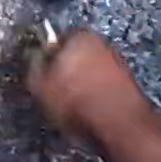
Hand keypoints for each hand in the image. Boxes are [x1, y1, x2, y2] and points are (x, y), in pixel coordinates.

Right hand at [27, 29, 149, 141]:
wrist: (118, 125)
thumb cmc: (75, 100)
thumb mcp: (39, 86)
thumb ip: (32, 67)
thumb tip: (32, 59)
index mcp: (79, 36)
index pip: (55, 40)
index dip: (45, 58)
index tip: (40, 74)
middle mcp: (101, 44)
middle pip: (75, 55)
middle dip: (64, 71)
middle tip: (52, 91)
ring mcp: (117, 64)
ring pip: (89, 72)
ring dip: (79, 85)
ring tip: (68, 107)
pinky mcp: (128, 86)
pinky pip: (101, 88)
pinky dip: (93, 97)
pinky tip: (85, 113)